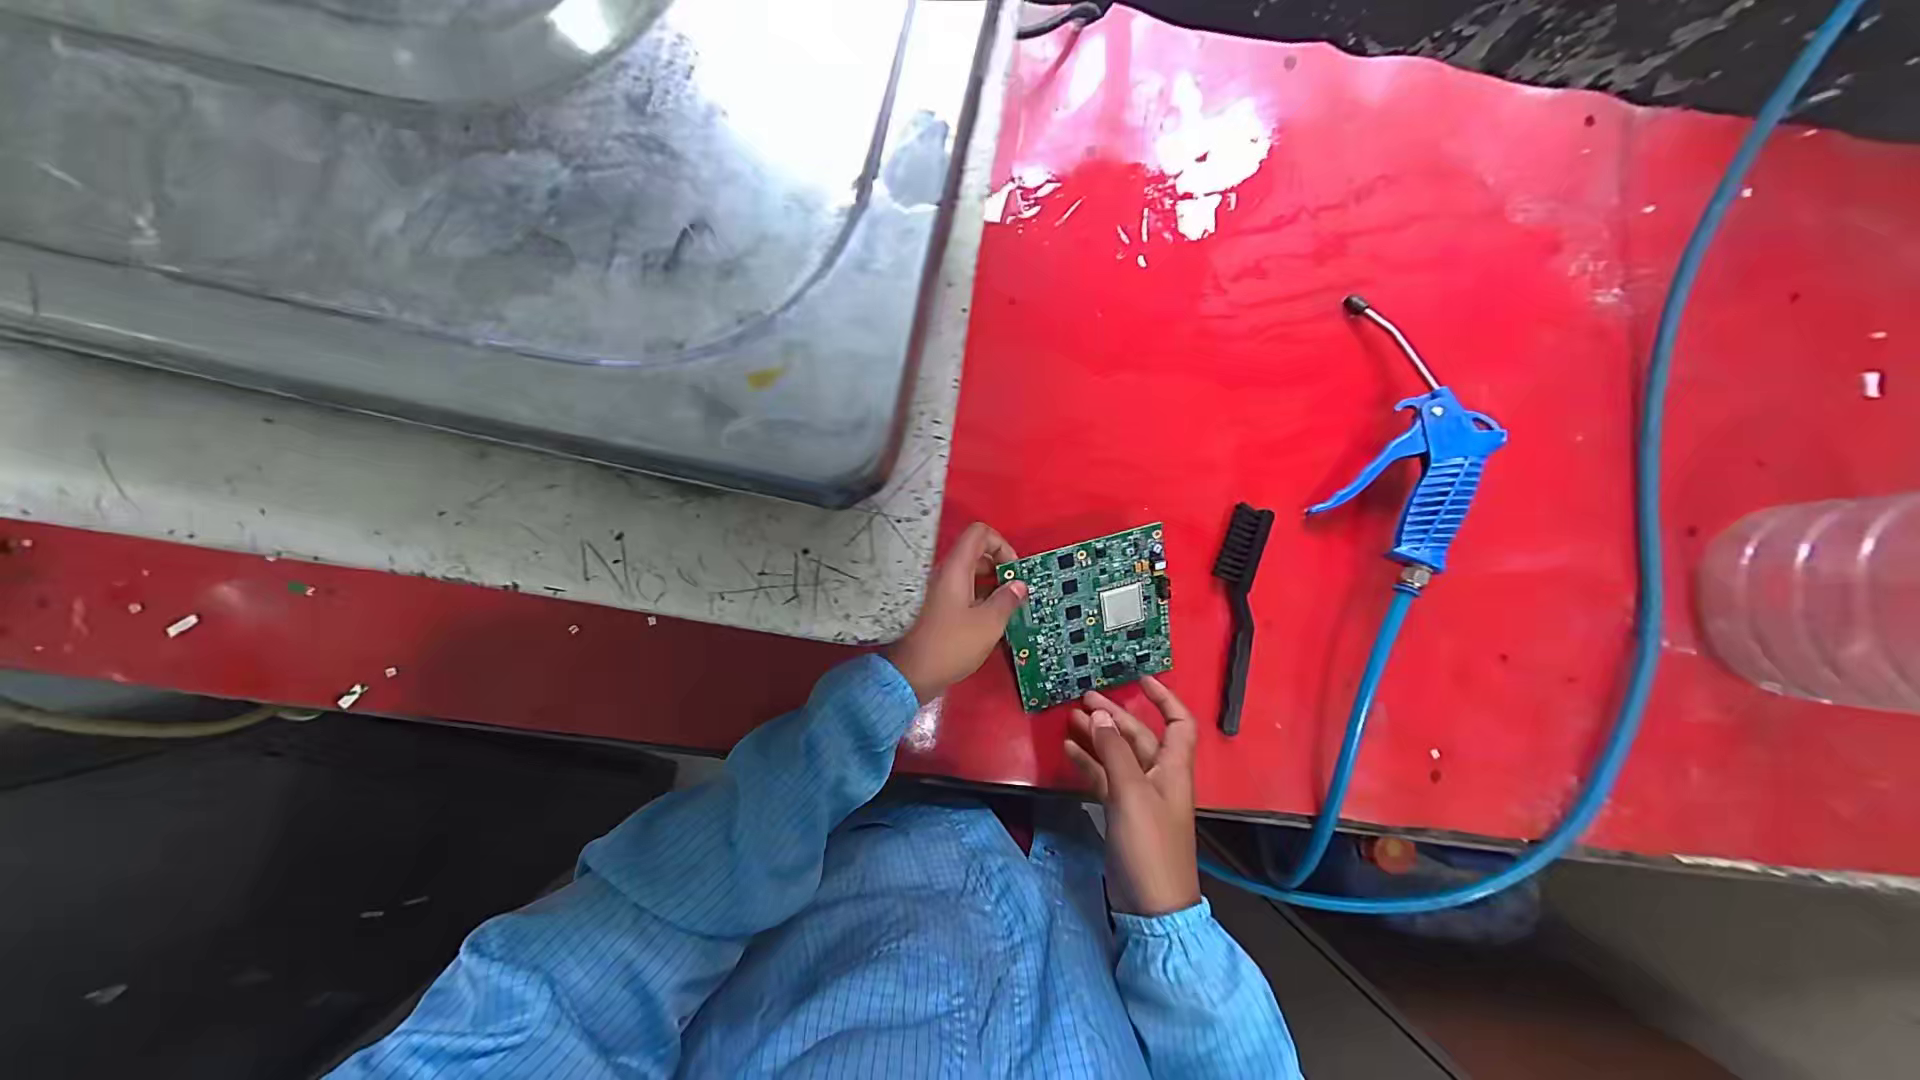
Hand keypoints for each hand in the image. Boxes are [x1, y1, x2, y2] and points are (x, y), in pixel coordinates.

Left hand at [886, 522, 1027, 702]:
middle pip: (976, 553)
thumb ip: (1008, 600)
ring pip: (970, 574)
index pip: (980, 533)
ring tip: (1007, 609)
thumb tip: (1019, 585)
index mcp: (955, 568)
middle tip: (1015, 593)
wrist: (910, 673)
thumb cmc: (950, 646)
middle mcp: (944, 573)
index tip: (1014, 571)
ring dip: (991, 585)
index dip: (1002, 544)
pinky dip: (979, 598)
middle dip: (1000, 568)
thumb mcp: (989, 624)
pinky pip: (962, 591)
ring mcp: (938, 590)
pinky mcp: (936, 607)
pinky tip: (990, 620)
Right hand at [1065, 676, 1200, 916]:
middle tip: (1084, 697)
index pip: (1178, 722)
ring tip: (1069, 718)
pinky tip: (1069, 751)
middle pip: (1139, 736)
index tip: (1140, 678)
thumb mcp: (1131, 793)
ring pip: (1117, 755)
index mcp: (1173, 768)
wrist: (1152, 906)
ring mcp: (1139, 795)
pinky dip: (1088, 762)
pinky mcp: (1122, 813)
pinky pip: (1104, 777)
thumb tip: (1098, 714)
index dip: (1163, 698)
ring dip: (1096, 736)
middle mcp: (1159, 777)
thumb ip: (1114, 751)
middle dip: (1114, 714)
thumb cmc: (1149, 845)